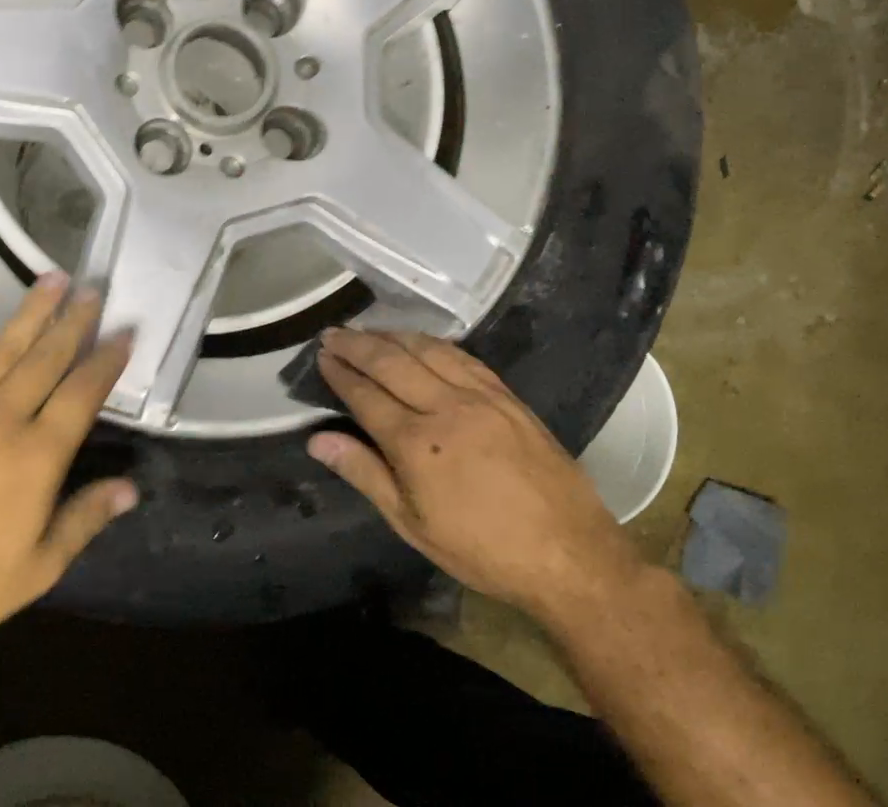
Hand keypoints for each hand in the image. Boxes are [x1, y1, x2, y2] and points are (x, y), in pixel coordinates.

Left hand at [0, 274, 137, 665]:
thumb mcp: (35, 570)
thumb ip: (83, 521)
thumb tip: (129, 489)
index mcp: (36, 457)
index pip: (81, 394)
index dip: (106, 360)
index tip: (124, 331)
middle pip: (43, 359)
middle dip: (71, 322)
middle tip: (92, 288)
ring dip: (28, 314)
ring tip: (50, 280)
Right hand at [306, 328, 643, 621]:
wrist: (569, 555)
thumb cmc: (481, 549)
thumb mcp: (412, 524)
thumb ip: (364, 474)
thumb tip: (318, 440)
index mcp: (416, 444)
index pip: (366, 395)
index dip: (340, 373)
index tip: (320, 357)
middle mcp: (447, 408)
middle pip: (392, 362)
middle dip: (358, 345)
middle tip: (333, 333)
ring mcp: (483, 399)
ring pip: (429, 351)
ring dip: (394, 336)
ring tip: (369, 331)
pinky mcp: (509, 399)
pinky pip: (465, 358)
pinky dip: (435, 344)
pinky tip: (422, 343)